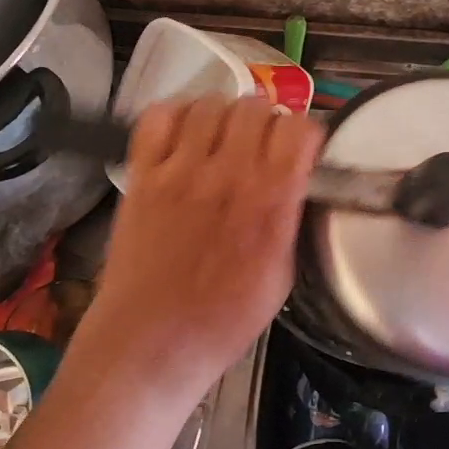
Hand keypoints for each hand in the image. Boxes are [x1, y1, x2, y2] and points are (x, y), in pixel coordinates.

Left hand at [87, 97, 323, 391]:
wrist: (151, 343)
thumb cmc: (222, 321)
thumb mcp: (282, 277)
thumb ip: (290, 220)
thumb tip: (295, 185)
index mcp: (270, 201)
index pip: (299, 129)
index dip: (305, 134)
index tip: (301, 148)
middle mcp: (228, 174)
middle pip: (256, 108)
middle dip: (266, 121)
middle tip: (262, 143)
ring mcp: (180, 170)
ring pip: (210, 104)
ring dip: (224, 115)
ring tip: (223, 138)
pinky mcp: (143, 174)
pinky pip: (159, 116)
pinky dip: (176, 115)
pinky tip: (184, 135)